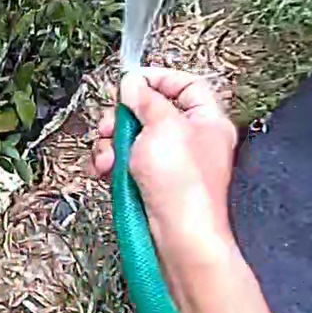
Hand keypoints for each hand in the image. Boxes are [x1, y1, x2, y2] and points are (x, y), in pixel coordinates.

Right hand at [92, 68, 237, 254]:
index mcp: (206, 120)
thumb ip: (146, 99)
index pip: (185, 84)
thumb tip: (133, 83)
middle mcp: (188, 139)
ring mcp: (167, 162)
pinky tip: (105, 170)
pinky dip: (109, 163)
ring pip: (129, 136)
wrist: (178, 234)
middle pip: (148, 111)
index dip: (158, 78)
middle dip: (122, 117)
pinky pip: (122, 161)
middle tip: (112, 124)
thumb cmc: (183, 185)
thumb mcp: (163, 126)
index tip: (132, 80)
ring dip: (110, 143)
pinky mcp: (147, 181)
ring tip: (108, 156)